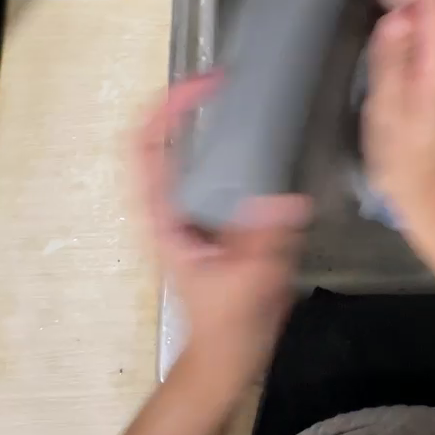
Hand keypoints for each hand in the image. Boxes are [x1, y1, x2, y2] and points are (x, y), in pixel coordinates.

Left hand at [134, 76, 309, 387]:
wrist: (227, 355)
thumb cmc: (228, 324)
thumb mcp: (250, 282)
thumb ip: (265, 241)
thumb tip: (288, 198)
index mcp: (164, 217)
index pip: (146, 148)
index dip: (167, 109)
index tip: (204, 85)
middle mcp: (169, 205)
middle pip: (157, 137)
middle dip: (182, 102)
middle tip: (223, 79)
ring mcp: (188, 209)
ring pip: (181, 148)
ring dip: (201, 117)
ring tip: (238, 95)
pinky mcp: (211, 215)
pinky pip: (211, 166)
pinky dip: (225, 140)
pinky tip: (259, 135)